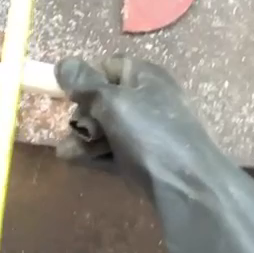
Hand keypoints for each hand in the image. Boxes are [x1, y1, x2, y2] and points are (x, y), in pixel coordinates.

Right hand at [55, 54, 229, 189]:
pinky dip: (94, 153)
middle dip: (83, 114)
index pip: (107, 66)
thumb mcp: (113, 101)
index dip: (87, 79)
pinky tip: (74, 160)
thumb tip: (62, 63)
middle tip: (77, 130)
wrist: (190, 189)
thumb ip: (84, 82)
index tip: (72, 97)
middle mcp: (146, 99)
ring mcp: (146, 131)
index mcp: (144, 76)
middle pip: (103, 98)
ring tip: (67, 151)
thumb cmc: (150, 134)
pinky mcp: (143, 159)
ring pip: (105, 127)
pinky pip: (112, 149)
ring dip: (83, 137)